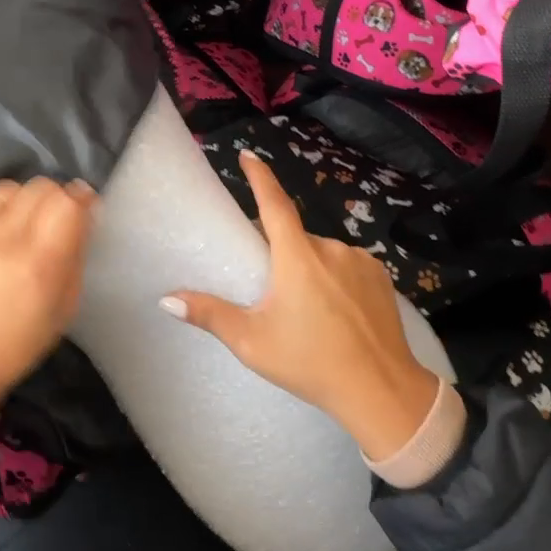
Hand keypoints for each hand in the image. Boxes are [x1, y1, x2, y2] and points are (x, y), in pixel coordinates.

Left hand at [0, 178, 97, 405]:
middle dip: (50, 201)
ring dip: (15, 204)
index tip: (78, 210)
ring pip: (7, 188)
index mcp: (38, 264)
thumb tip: (83, 206)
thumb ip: (76, 250)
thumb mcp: (65, 303)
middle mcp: (1, 239)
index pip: (67, 202)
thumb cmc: (20, 337)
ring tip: (9, 231)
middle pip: (39, 187)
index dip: (78, 201)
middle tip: (44, 224)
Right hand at [162, 152, 440, 461]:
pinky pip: (346, 266)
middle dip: (280, 253)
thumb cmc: (311, 363)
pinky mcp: (381, 278)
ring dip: (308, 268)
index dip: (259, 176)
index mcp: (296, 256)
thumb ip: (209, 314)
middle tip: (271, 289)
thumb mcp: (252, 341)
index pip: (273, 202)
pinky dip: (334, 279)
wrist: (385, 394)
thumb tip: (166, 299)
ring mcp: (359, 261)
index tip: (247, 155)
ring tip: (306, 310)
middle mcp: (329, 248)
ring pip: (321, 254)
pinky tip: (335, 311)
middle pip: (294, 237)